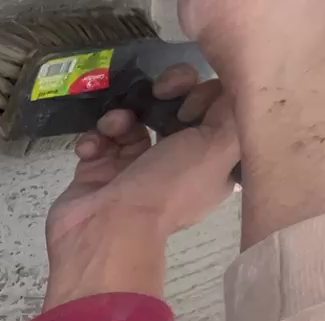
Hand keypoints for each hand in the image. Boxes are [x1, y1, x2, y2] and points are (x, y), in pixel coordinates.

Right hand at [43, 65, 240, 309]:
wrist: (105, 229)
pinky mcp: (96, 175)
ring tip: (115, 125)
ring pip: (133, 124)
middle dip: (168, 92)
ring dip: (123, 116)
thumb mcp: (222, 142)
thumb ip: (233, 106)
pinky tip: (92, 146)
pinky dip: (94, 139)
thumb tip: (218, 87)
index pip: (217, 112)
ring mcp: (130, 170)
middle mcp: (173, 164)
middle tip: (159, 89)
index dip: (209, 95)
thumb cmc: (168, 186)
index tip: (194, 101)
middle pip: (176, 111)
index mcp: (209, 161)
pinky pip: (98, 143)